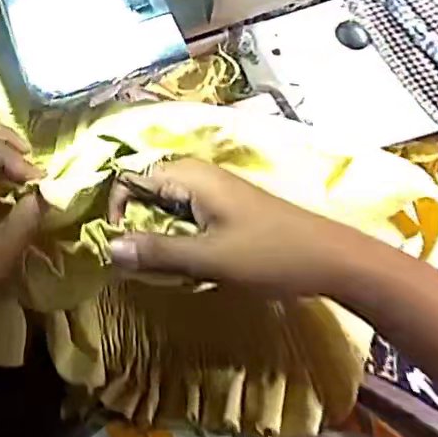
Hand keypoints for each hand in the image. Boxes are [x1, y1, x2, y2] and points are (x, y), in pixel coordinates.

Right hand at [105, 158, 371, 296]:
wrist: (329, 257)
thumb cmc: (268, 254)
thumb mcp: (209, 259)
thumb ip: (157, 252)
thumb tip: (108, 247)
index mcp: (187, 175)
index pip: (130, 178)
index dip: (117, 209)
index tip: (122, 247)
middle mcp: (194, 172)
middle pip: (145, 188)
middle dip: (135, 221)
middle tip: (144, 261)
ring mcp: (210, 186)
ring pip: (164, 201)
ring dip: (156, 230)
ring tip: (166, 264)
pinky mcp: (222, 202)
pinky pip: (183, 209)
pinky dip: (175, 231)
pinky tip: (189, 259)